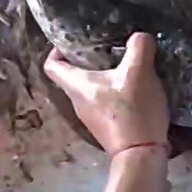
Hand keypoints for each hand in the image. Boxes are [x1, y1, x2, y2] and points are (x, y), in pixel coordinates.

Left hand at [43, 33, 169, 157]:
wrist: (140, 154)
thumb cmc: (132, 111)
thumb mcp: (140, 72)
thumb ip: (140, 47)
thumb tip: (140, 37)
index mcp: (77, 86)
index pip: (51, 65)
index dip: (57, 50)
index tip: (73, 42)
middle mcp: (77, 101)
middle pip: (74, 76)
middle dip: (88, 60)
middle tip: (108, 48)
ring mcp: (90, 117)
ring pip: (91, 90)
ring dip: (105, 77)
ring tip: (125, 66)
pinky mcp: (105, 126)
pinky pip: (104, 102)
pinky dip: (115, 92)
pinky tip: (134, 89)